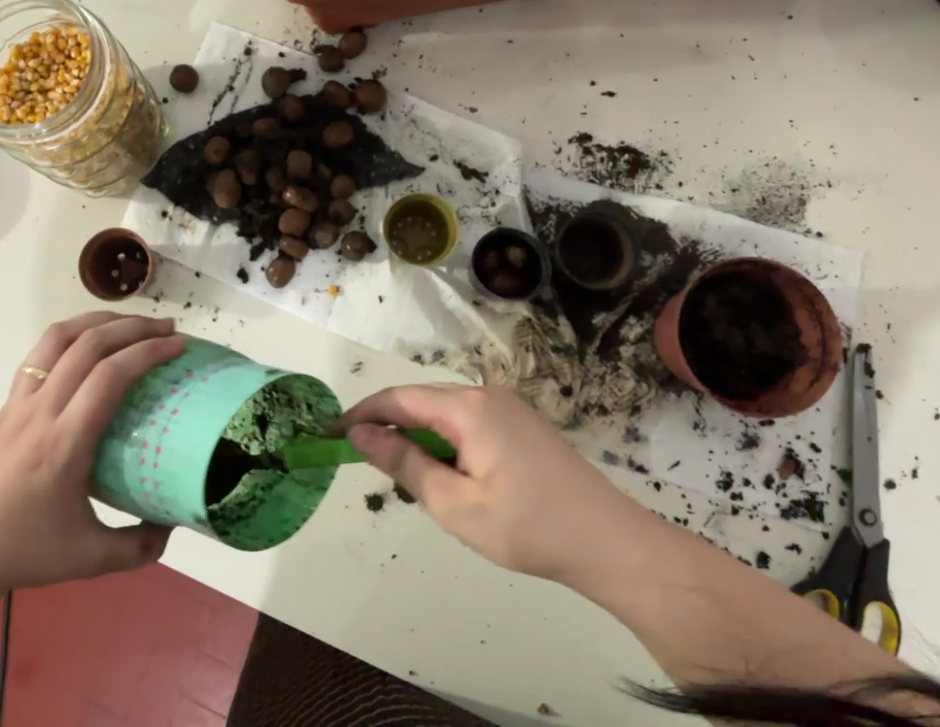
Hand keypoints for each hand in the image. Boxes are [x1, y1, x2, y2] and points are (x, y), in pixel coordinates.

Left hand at [0, 312, 185, 596]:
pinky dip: (68, 338)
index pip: (110, 376)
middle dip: (132, 327)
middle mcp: (40, 412)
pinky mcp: (3, 410)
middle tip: (167, 330)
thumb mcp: (88, 558)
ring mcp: (17, 406)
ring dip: (97, 322)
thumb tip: (173, 527)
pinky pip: (37, 358)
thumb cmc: (20, 554)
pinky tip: (85, 348)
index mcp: (65, 442)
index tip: (178, 345)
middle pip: (88, 346)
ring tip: (129, 324)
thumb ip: (138, 547)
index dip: (147, 352)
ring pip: (56, 341)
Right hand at [339, 383, 639, 583]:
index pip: (399, 398)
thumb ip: (403, 463)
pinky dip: (445, 442)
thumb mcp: (453, 504)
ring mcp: (509, 408)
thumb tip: (360, 434)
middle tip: (360, 459)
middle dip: (388, 424)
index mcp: (469, 407)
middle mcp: (488, 395)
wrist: (608, 542)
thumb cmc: (526, 527)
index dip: (362, 414)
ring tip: (403, 474)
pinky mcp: (523, 426)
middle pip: (422, 400)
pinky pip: (469, 423)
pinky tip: (447, 475)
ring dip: (417, 437)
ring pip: (445, 413)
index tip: (330, 434)